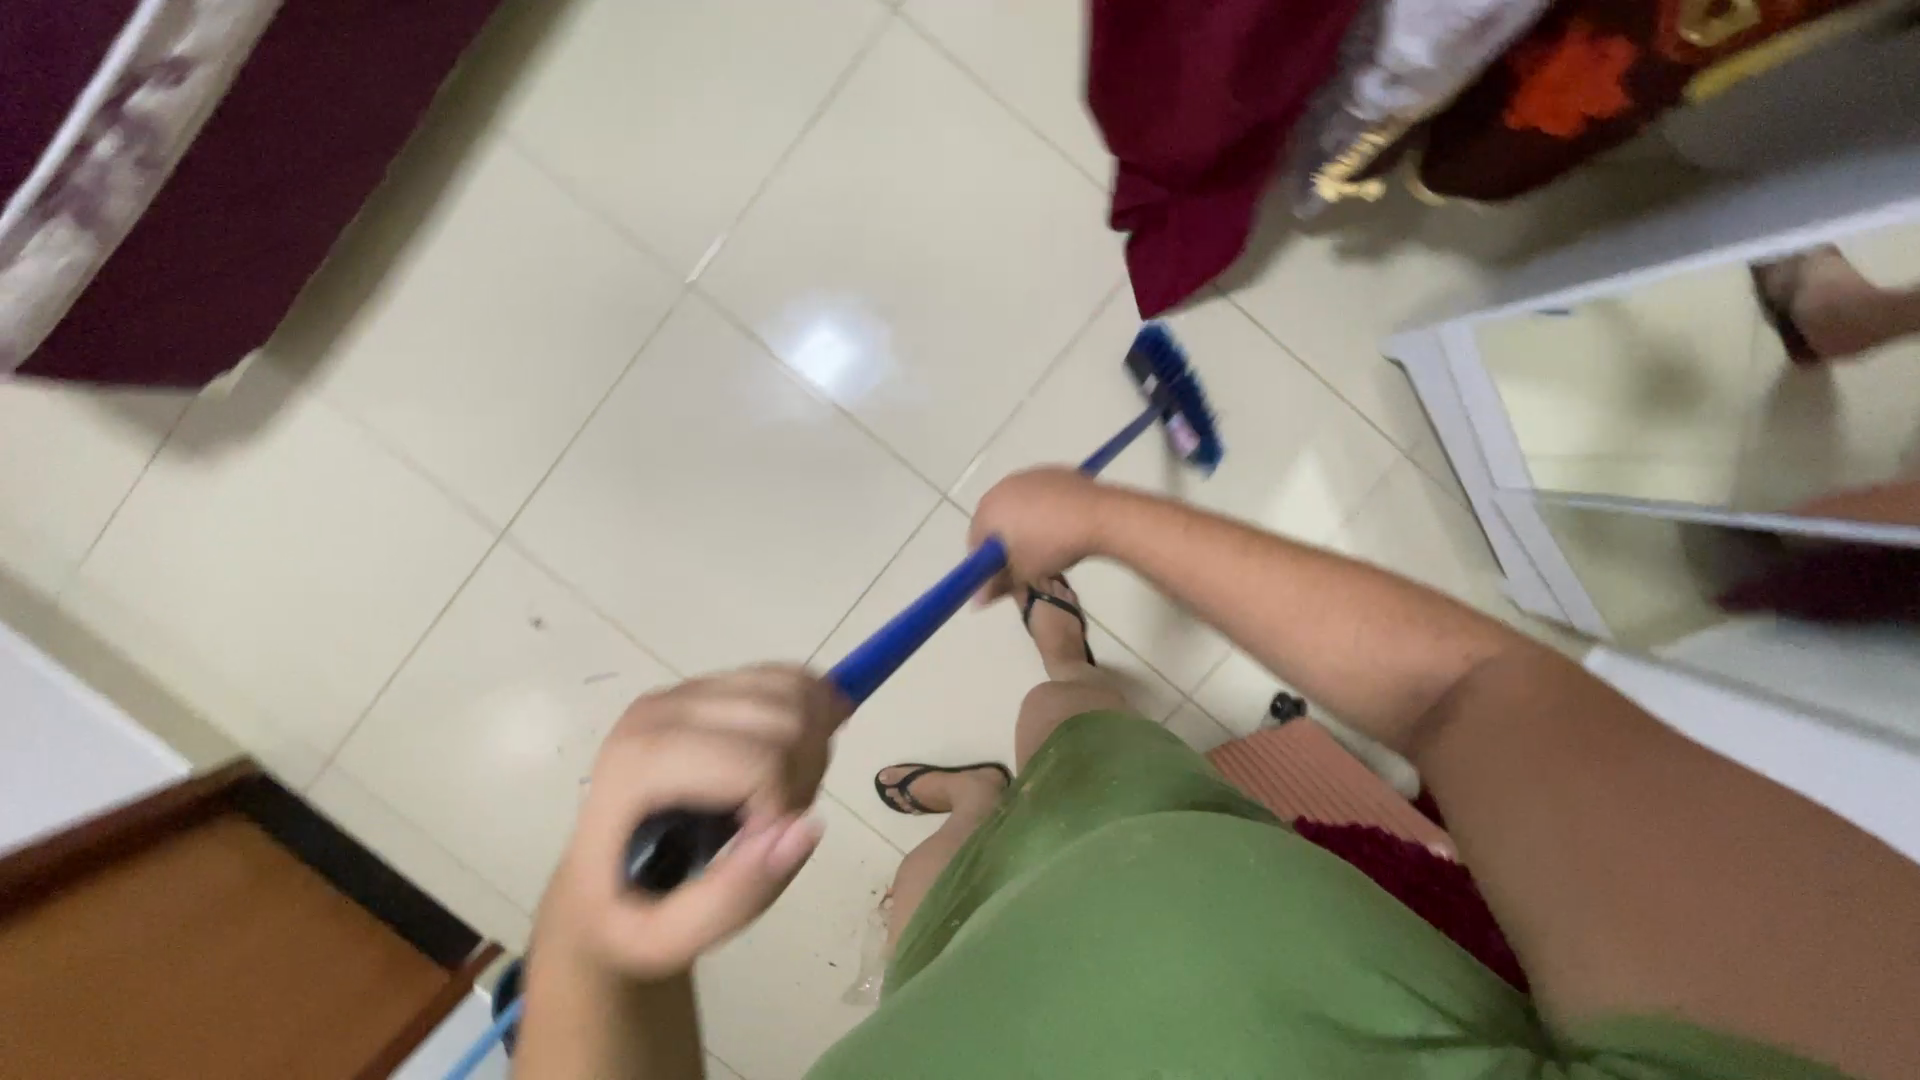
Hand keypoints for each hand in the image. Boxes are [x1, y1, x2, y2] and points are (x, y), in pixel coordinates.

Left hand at [536, 666, 849, 979]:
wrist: (596, 886)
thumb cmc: (629, 914)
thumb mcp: (669, 939)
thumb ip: (736, 896)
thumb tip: (805, 829)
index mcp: (641, 763)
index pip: (760, 761)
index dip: (784, 808)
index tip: (762, 848)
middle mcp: (660, 710)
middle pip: (785, 719)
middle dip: (803, 775)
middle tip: (776, 821)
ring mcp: (685, 690)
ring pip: (795, 691)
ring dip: (811, 746)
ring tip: (781, 790)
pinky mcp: (708, 685)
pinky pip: (788, 677)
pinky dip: (813, 712)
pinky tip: (795, 754)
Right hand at [969, 466, 1113, 602]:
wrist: (1099, 515)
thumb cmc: (1053, 545)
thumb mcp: (1023, 572)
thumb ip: (996, 585)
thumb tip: (977, 601)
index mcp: (988, 510)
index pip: (975, 540)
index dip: (985, 562)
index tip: (1001, 574)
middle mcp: (1001, 487)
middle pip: (992, 518)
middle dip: (1002, 539)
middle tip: (1021, 559)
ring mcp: (1027, 475)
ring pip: (1014, 504)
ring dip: (1021, 522)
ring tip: (1044, 540)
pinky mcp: (1050, 471)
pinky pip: (1036, 493)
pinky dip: (1040, 507)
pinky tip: (1059, 522)